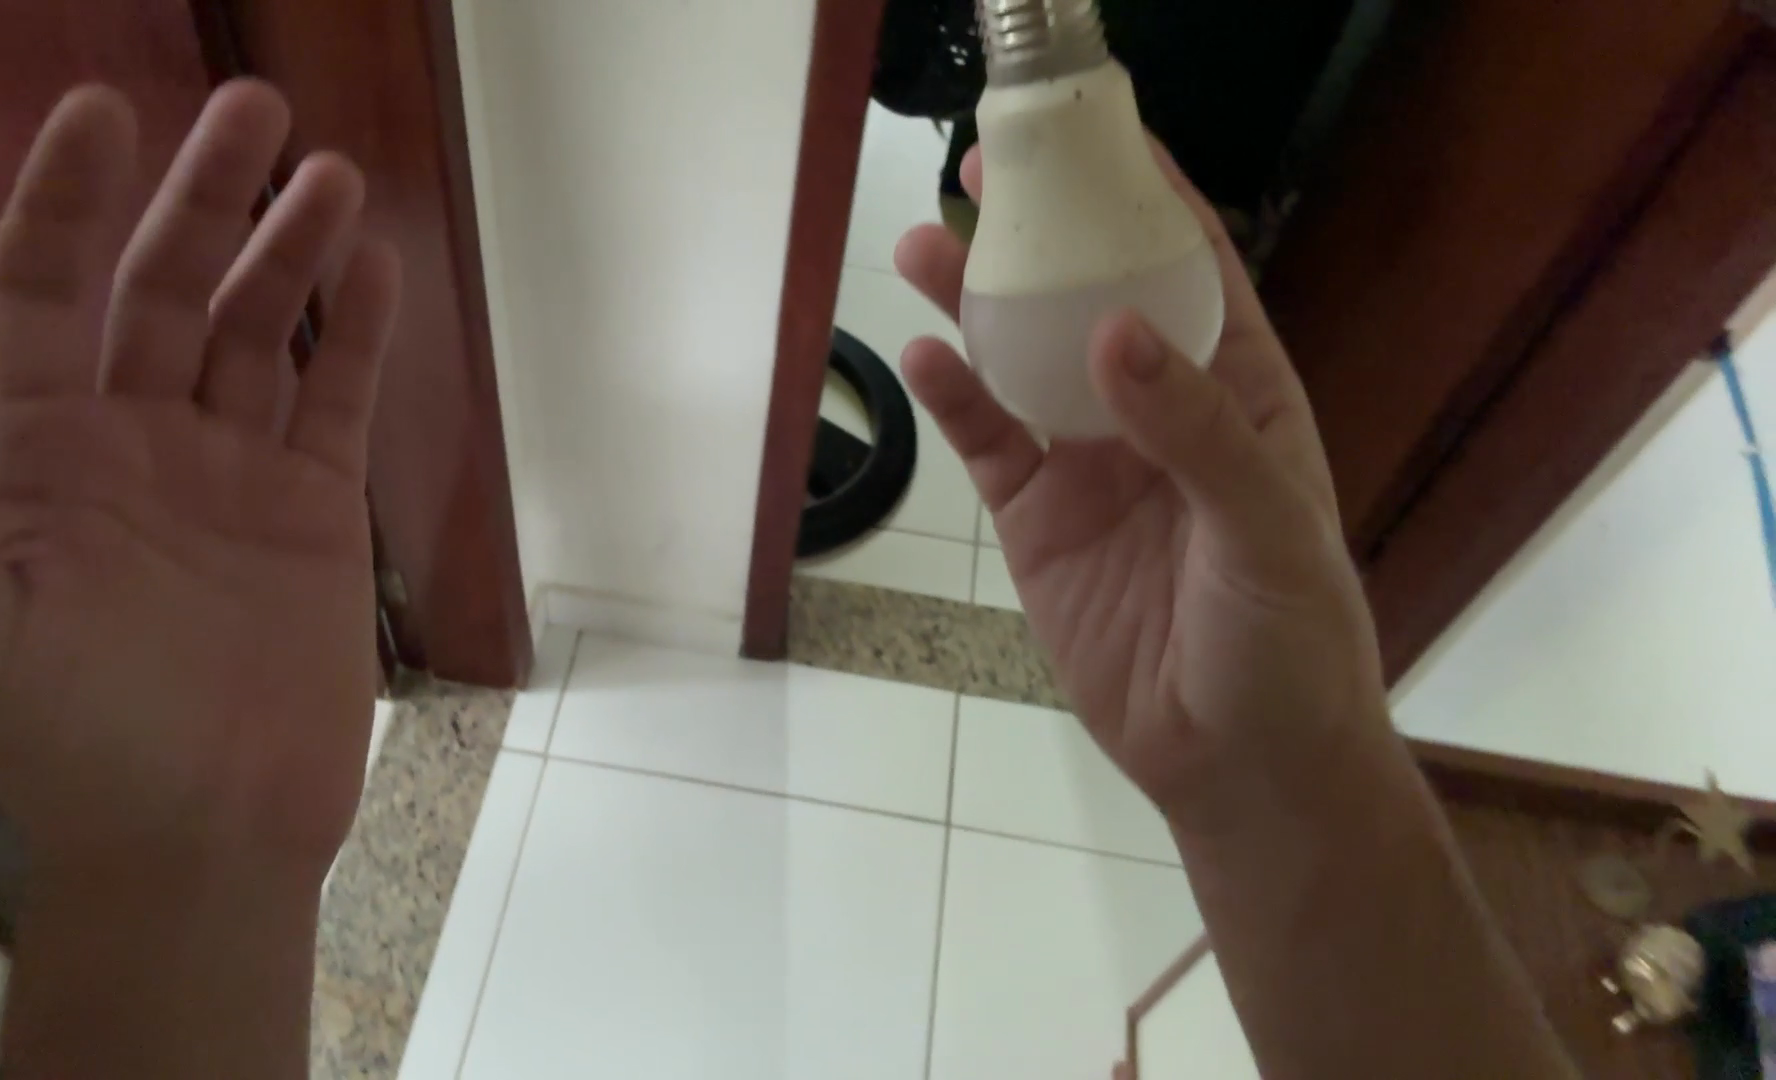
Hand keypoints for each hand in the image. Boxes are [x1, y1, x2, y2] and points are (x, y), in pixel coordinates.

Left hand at [0, 81, 400, 875]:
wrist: (213, 812)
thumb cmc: (77, 725)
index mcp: (29, 451)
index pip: (43, 291)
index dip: (65, 199)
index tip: (107, 112)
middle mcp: (135, 439)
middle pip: (167, 290)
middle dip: (205, 198)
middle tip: (258, 113)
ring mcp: (236, 468)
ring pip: (265, 334)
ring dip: (294, 254)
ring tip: (334, 180)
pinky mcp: (318, 503)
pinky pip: (337, 400)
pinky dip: (355, 337)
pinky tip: (373, 278)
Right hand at [894, 146, 1386, 814]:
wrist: (1228, 757)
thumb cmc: (1283, 642)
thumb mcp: (1265, 530)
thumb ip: (1195, 431)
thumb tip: (1112, 332)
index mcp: (1234, 394)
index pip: (1192, 273)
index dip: (1144, 201)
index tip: (1092, 138)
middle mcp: (1153, 415)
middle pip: (1087, 304)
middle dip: (1039, 240)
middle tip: (980, 180)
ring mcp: (1085, 465)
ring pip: (1021, 367)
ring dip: (975, 309)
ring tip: (920, 250)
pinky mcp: (1033, 518)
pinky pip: (988, 445)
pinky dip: (955, 401)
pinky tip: (924, 358)